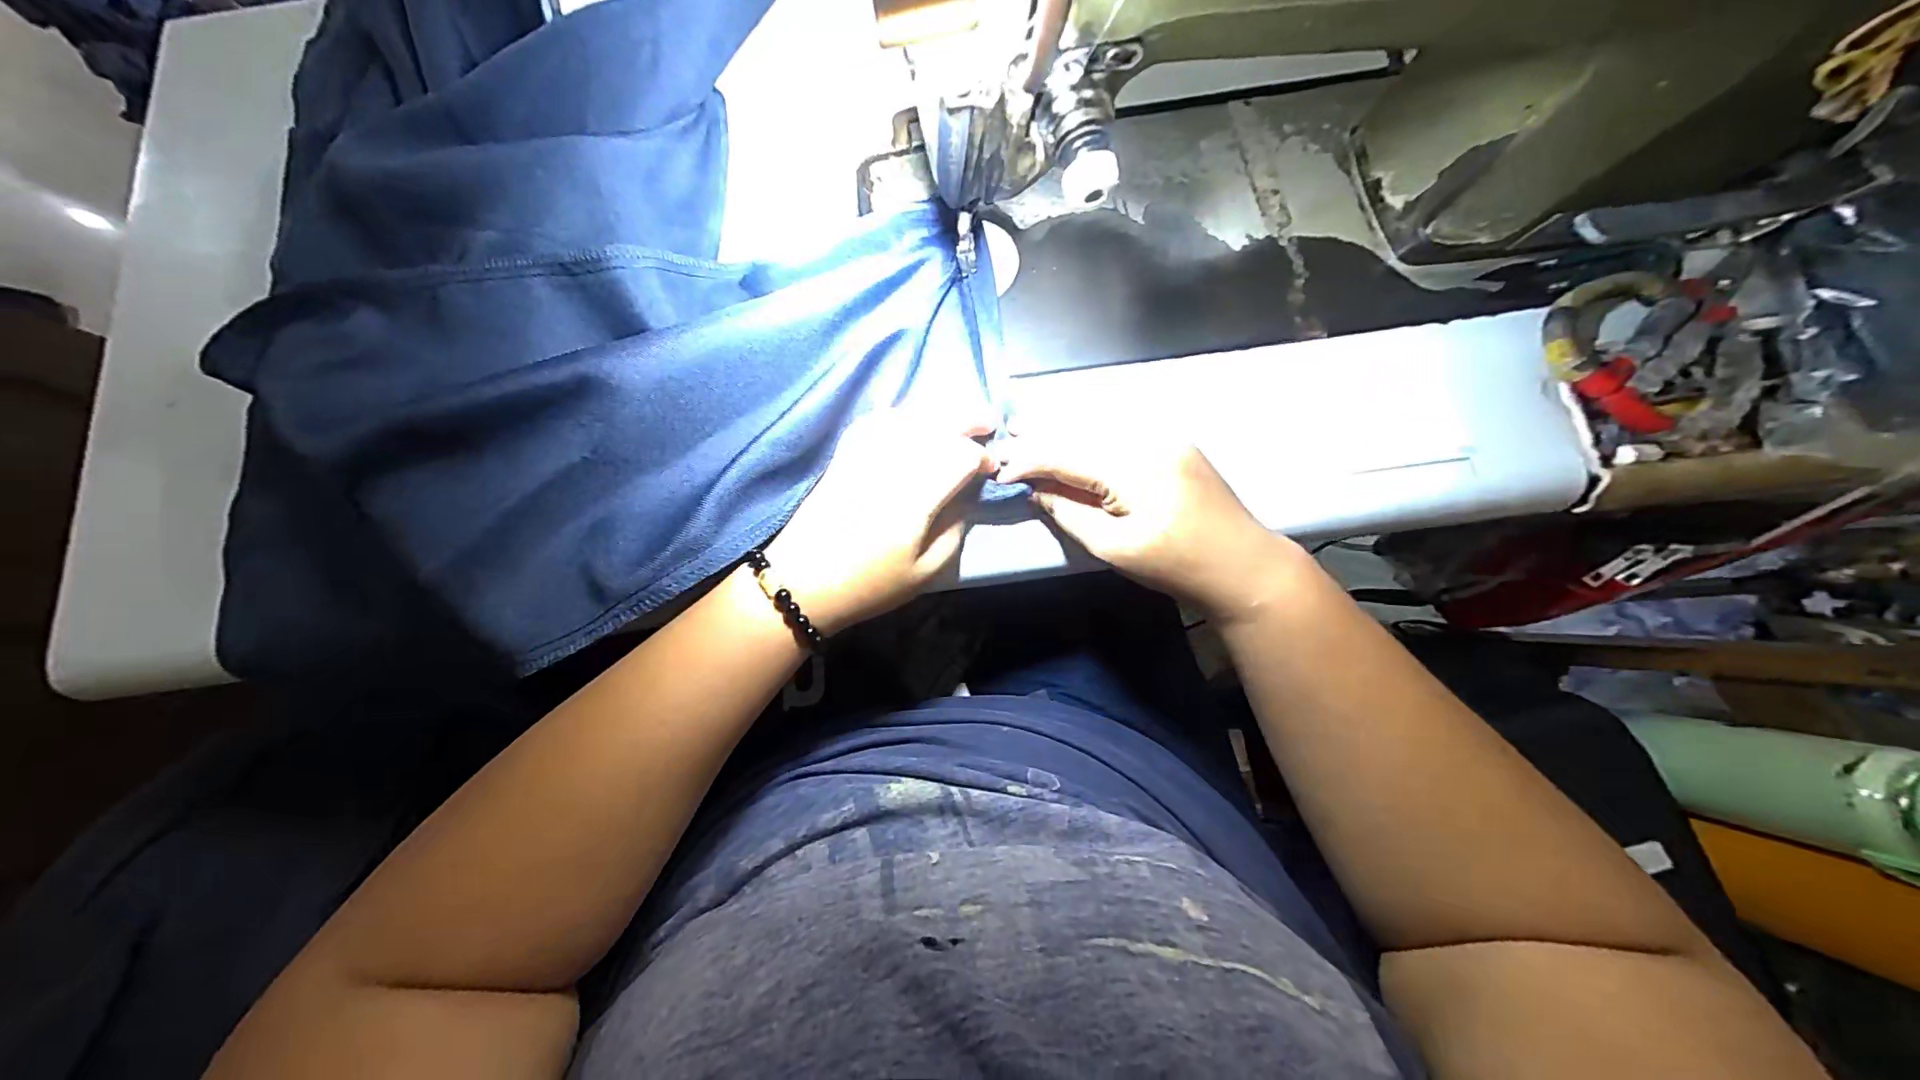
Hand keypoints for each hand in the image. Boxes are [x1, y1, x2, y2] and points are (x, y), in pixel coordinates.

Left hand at [764, 407, 996, 635]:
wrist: (803, 581)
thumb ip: (955, 530)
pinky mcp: (844, 453)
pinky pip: (876, 419)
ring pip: (909, 414)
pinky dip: (899, 413)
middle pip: (938, 423)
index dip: (983, 457)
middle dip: (968, 419)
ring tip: (957, 418)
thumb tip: (967, 497)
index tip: (991, 470)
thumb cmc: (869, 584)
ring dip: (939, 411)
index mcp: (917, 495)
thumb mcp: (925, 571)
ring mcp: (865, 453)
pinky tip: (909, 419)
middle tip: (988, 423)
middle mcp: (893, 463)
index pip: (961, 456)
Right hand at [995, 432, 1308, 624]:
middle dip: (1042, 434)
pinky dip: (1092, 429)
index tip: (999, 467)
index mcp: (1133, 469)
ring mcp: (1166, 437)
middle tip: (1006, 434)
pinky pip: (1123, 428)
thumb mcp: (1114, 549)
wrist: (1243, 564)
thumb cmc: (1176, 566)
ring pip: (1102, 423)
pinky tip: (1073, 428)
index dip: (1030, 459)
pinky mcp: (1175, 443)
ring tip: (1028, 425)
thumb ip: (1070, 513)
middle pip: (1082, 431)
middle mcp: (1149, 440)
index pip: (1067, 455)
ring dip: (1065, 426)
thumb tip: (1035, 489)